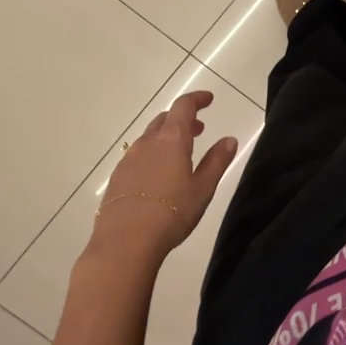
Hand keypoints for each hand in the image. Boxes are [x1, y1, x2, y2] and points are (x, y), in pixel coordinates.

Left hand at [89, 91, 238, 262]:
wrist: (123, 245)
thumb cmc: (170, 214)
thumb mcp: (202, 189)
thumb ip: (217, 161)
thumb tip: (229, 139)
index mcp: (171, 140)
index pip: (183, 106)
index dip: (197, 99)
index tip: (209, 99)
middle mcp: (147, 144)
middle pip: (164, 120)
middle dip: (182, 120)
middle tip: (198, 130)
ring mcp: (127, 161)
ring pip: (148, 138)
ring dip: (165, 138)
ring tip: (178, 155)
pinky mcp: (115, 180)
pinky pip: (136, 157)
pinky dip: (151, 155)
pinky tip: (156, 177)